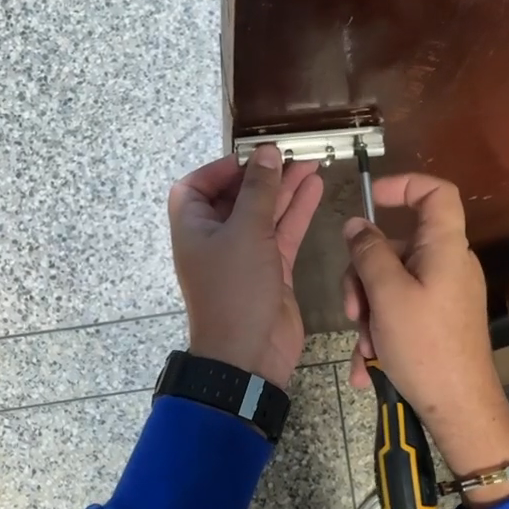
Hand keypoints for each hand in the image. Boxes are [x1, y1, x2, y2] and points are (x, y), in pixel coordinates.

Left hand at [169, 144, 322, 389]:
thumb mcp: (246, 232)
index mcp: (193, 228)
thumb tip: (267, 153)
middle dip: (263, 175)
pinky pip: (282, 234)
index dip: (221, 169)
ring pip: (264, 213)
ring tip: (312, 163)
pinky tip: (315, 188)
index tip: (251, 158)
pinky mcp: (270, 271)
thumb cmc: (235, 290)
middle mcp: (216, 239)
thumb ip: (259, 191)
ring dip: (285, 190)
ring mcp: (244, 256)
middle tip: (292, 153)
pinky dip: (297, 212)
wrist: (249, 354)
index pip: (197, 187)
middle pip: (236, 197)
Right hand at [342, 174, 508, 488]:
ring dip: (368, 315)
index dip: (404, 186)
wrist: (459, 408)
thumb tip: (356, 225)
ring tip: (364, 349)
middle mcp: (447, 266)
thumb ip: (368, 254)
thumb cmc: (425, 347)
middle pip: (396, 248)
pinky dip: (381, 335)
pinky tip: (367, 367)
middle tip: (353, 312)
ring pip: (390, 286)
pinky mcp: (437, 323)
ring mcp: (443, 296)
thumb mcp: (387, 296)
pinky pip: (400, 314)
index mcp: (444, 248)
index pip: (436, 194)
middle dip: (364, 278)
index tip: (371, 200)